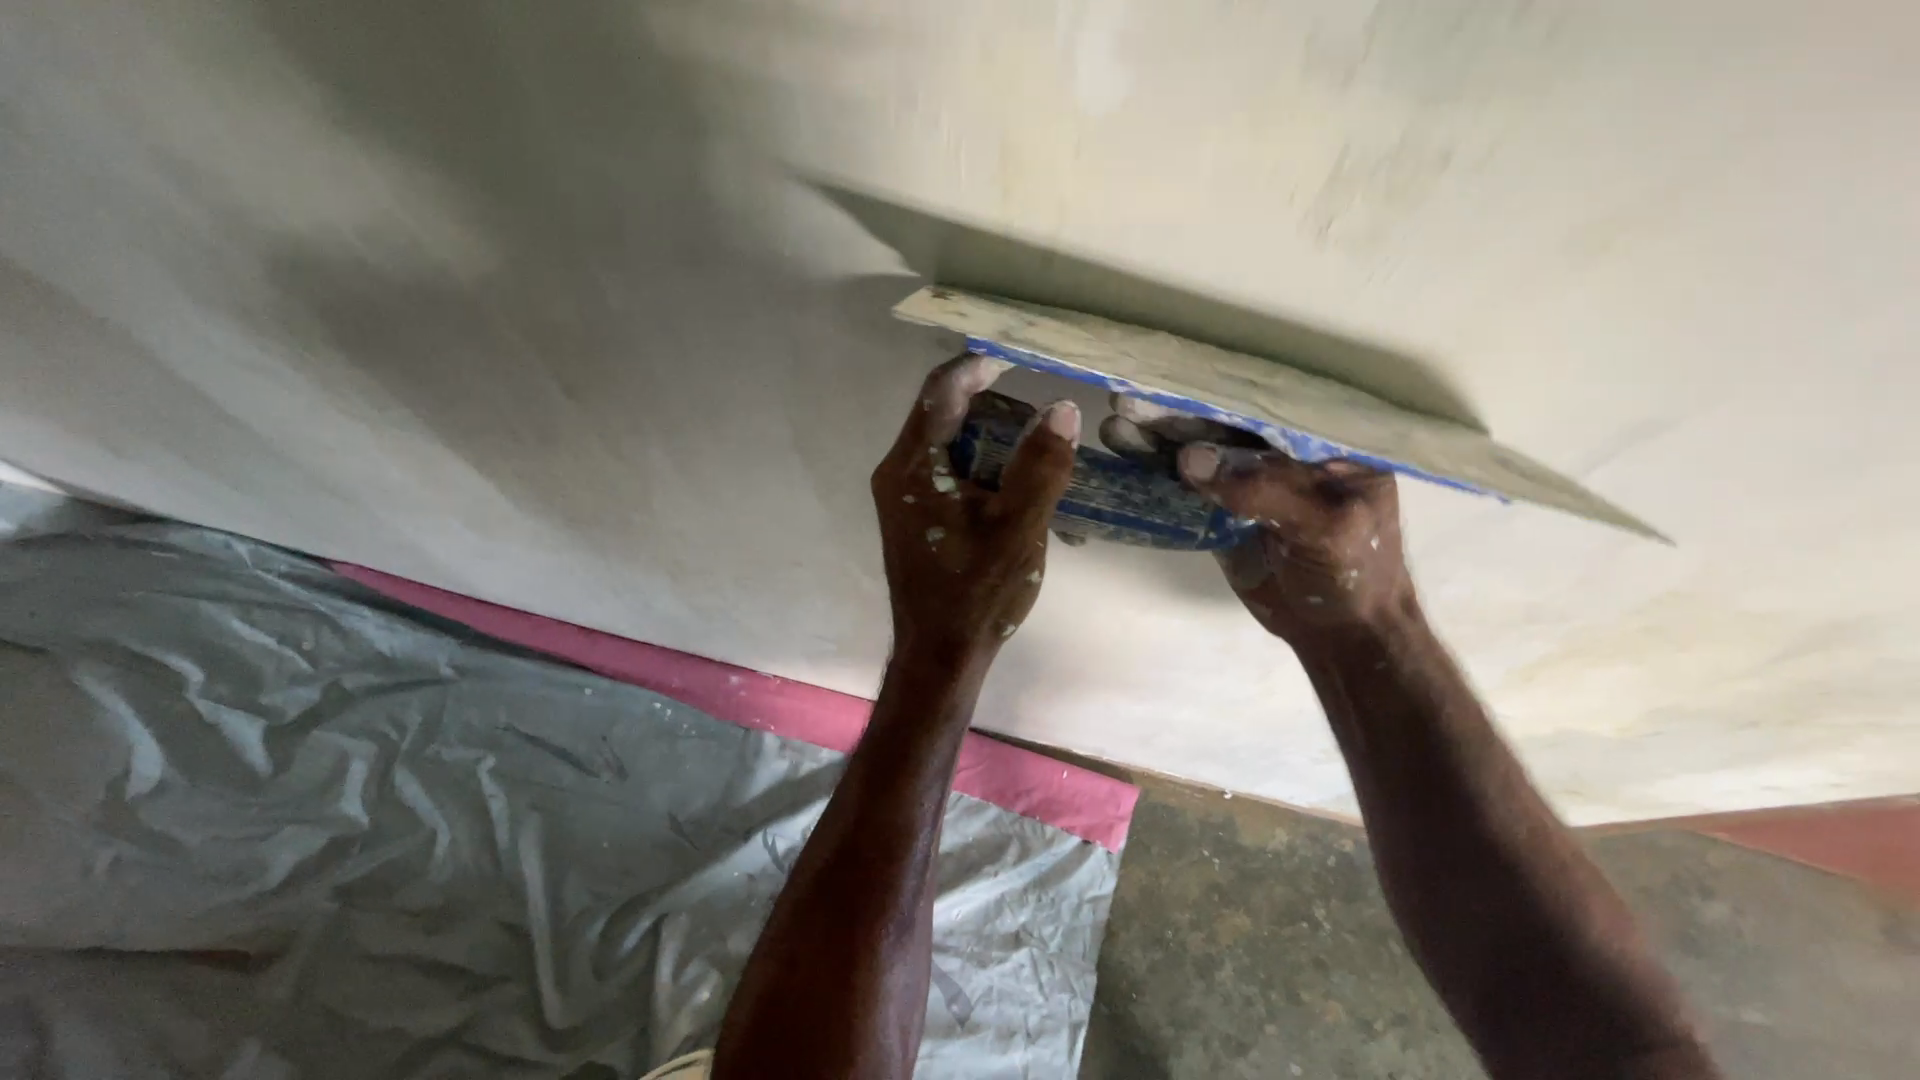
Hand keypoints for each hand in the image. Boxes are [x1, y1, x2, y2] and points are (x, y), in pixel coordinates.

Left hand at [871, 354, 1079, 661]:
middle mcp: (898, 473)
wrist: (941, 655)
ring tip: (1040, 463)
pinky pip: (951, 475)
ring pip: (951, 446)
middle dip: (997, 411)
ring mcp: (903, 497)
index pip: (941, 391)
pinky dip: (985, 472)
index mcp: (913, 467)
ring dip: (996, 445)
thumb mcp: (1020, 526)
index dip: (979, 366)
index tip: (1018, 354)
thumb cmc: (977, 592)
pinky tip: (1020, 495)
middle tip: (1042, 424)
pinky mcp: (915, 518)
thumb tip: (1062, 409)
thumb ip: (1041, 465)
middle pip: (946, 416)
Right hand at [1099, 398, 1412, 646]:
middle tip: (1126, 400)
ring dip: (1156, 438)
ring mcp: (1250, 480)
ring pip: (1199, 451)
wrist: (1339, 634)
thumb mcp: (1323, 526)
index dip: (1218, 391)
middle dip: (1175, 411)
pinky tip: (1124, 454)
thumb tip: (1188, 459)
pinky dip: (1155, 472)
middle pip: (1224, 423)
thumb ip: (1264, 490)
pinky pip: (1186, 486)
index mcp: (1325, 438)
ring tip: (1114, 424)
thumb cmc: (1353, 575)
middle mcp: (1285, 450)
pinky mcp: (1222, 510)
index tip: (1170, 379)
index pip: (1268, 402)